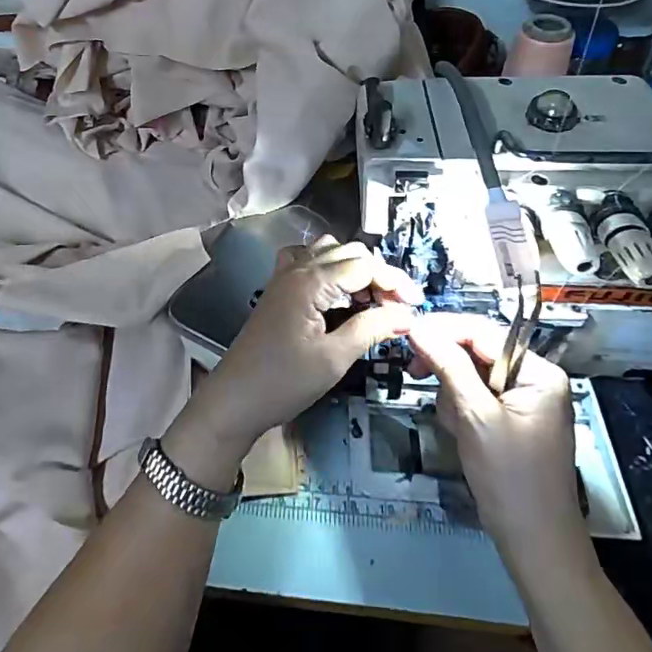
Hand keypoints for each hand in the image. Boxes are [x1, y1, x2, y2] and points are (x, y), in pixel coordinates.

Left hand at [165, 236, 420, 485]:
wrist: (234, 399)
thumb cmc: (284, 381)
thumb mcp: (334, 358)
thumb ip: (372, 328)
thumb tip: (408, 314)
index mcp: (311, 280)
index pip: (364, 265)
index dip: (394, 282)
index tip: (416, 306)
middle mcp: (297, 267)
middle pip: (349, 252)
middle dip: (378, 275)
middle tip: (397, 308)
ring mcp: (284, 275)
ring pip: (329, 252)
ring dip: (355, 269)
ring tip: (372, 301)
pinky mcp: (279, 288)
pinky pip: (308, 261)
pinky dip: (330, 269)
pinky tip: (339, 294)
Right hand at [408, 314, 587, 557]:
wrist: (535, 544)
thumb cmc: (510, 479)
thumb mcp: (476, 417)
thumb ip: (448, 366)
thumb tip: (418, 327)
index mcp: (538, 371)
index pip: (484, 332)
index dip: (444, 329)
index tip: (408, 333)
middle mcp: (533, 378)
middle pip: (476, 351)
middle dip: (449, 370)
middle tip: (416, 374)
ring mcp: (522, 399)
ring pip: (470, 375)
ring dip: (453, 395)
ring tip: (456, 427)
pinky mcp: (509, 419)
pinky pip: (475, 397)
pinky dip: (460, 411)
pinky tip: (461, 434)